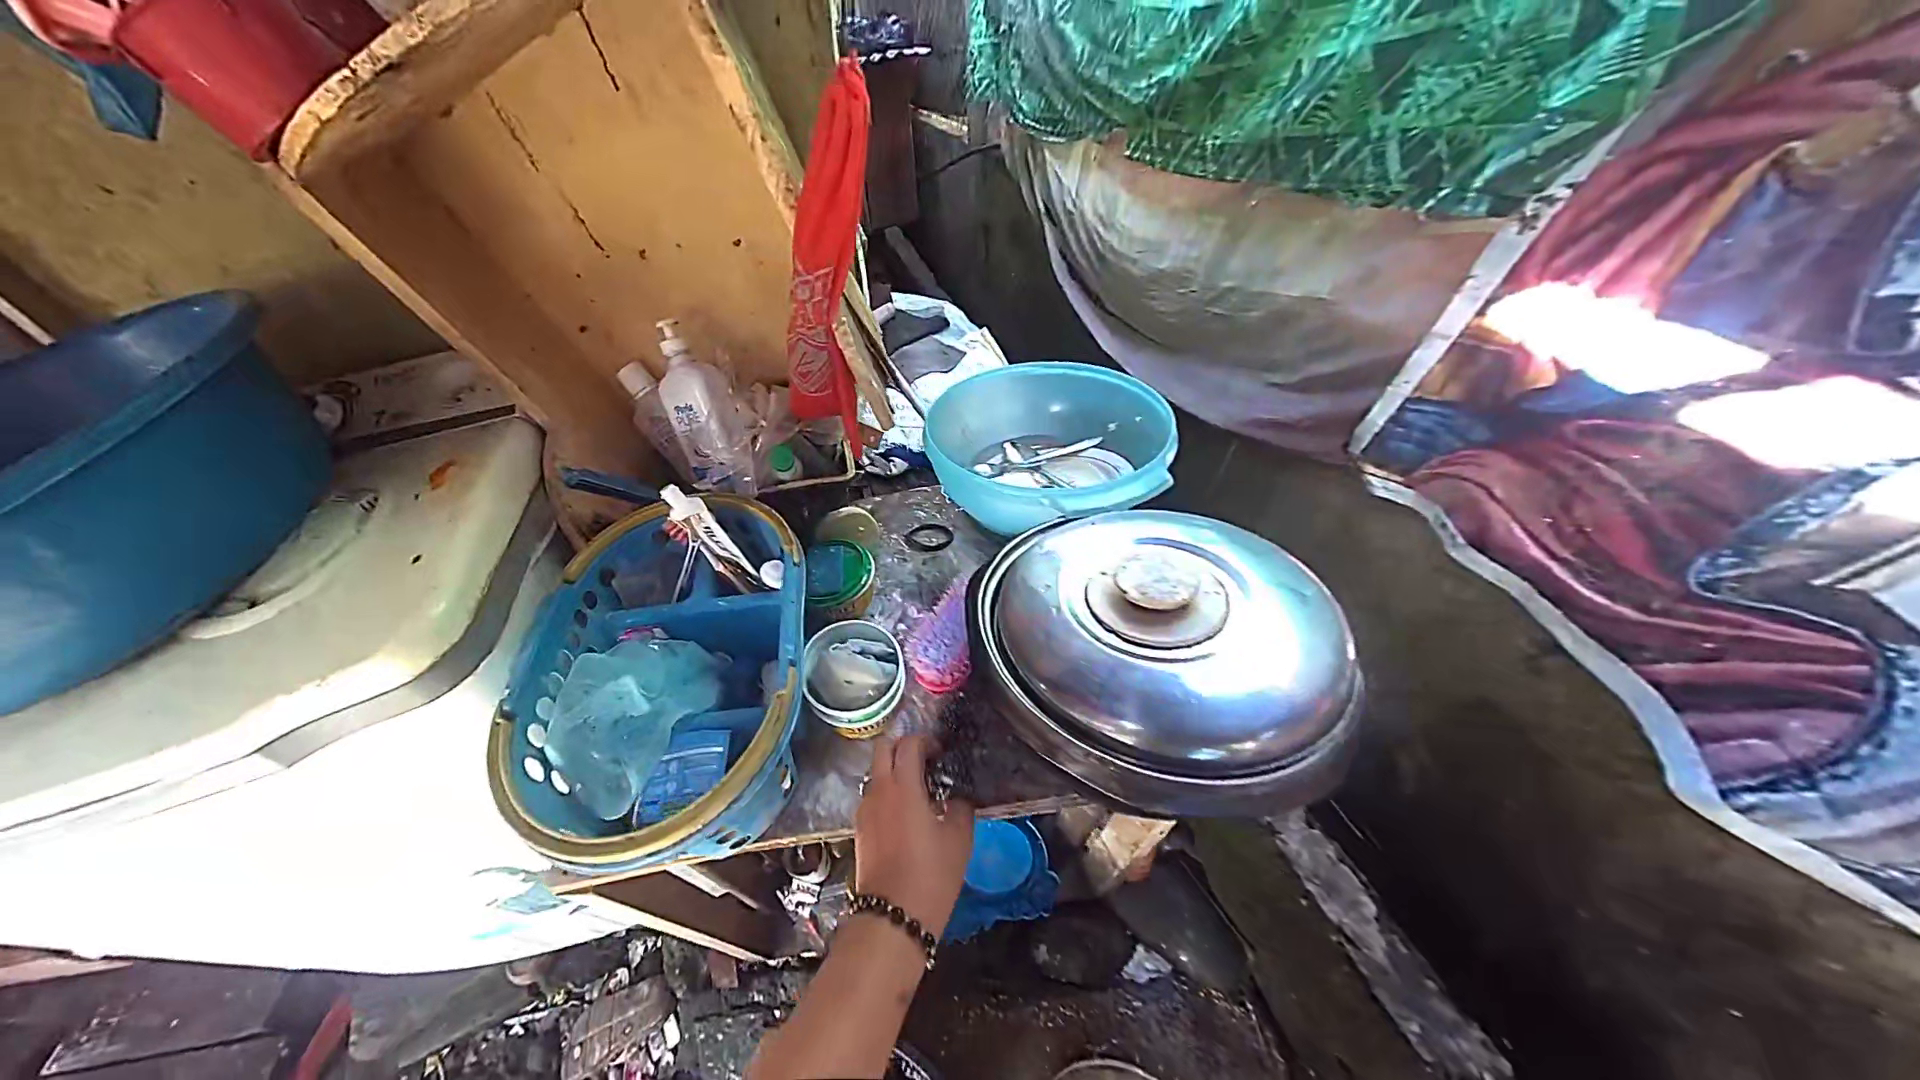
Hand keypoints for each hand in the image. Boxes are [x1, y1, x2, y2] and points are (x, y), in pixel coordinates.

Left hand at [853, 734, 974, 937]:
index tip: (941, 752)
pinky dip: (887, 793)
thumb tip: (956, 798)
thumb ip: (959, 807)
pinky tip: (907, 815)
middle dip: (904, 748)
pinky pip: (873, 796)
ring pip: (875, 773)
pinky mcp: (860, 829)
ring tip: (919, 791)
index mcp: (902, 786)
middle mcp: (878, 791)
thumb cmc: (931, 875)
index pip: (908, 744)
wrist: (892, 918)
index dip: (926, 741)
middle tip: (926, 762)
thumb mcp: (959, 838)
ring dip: (894, 771)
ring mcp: (865, 810)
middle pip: (883, 749)